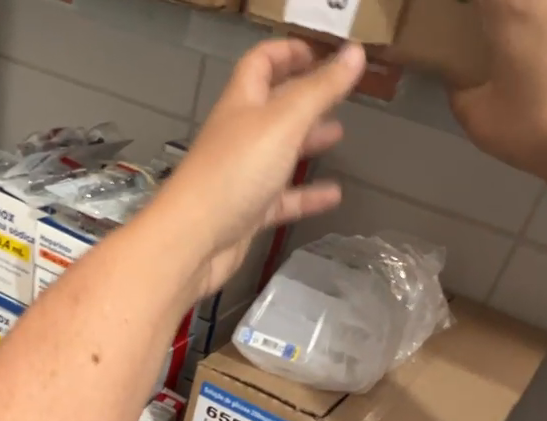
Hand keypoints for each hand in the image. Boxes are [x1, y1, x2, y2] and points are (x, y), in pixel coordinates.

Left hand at [147, 40, 366, 297]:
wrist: (194, 242)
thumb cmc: (231, 175)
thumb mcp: (283, 122)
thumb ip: (319, 90)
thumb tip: (353, 55)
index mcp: (241, 104)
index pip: (261, 64)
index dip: (287, 52)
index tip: (318, 53)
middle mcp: (239, 137)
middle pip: (273, 108)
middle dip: (304, 98)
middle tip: (335, 94)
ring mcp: (241, 177)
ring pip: (278, 154)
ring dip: (307, 143)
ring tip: (337, 135)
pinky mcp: (246, 213)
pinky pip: (281, 200)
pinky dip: (306, 196)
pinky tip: (332, 195)